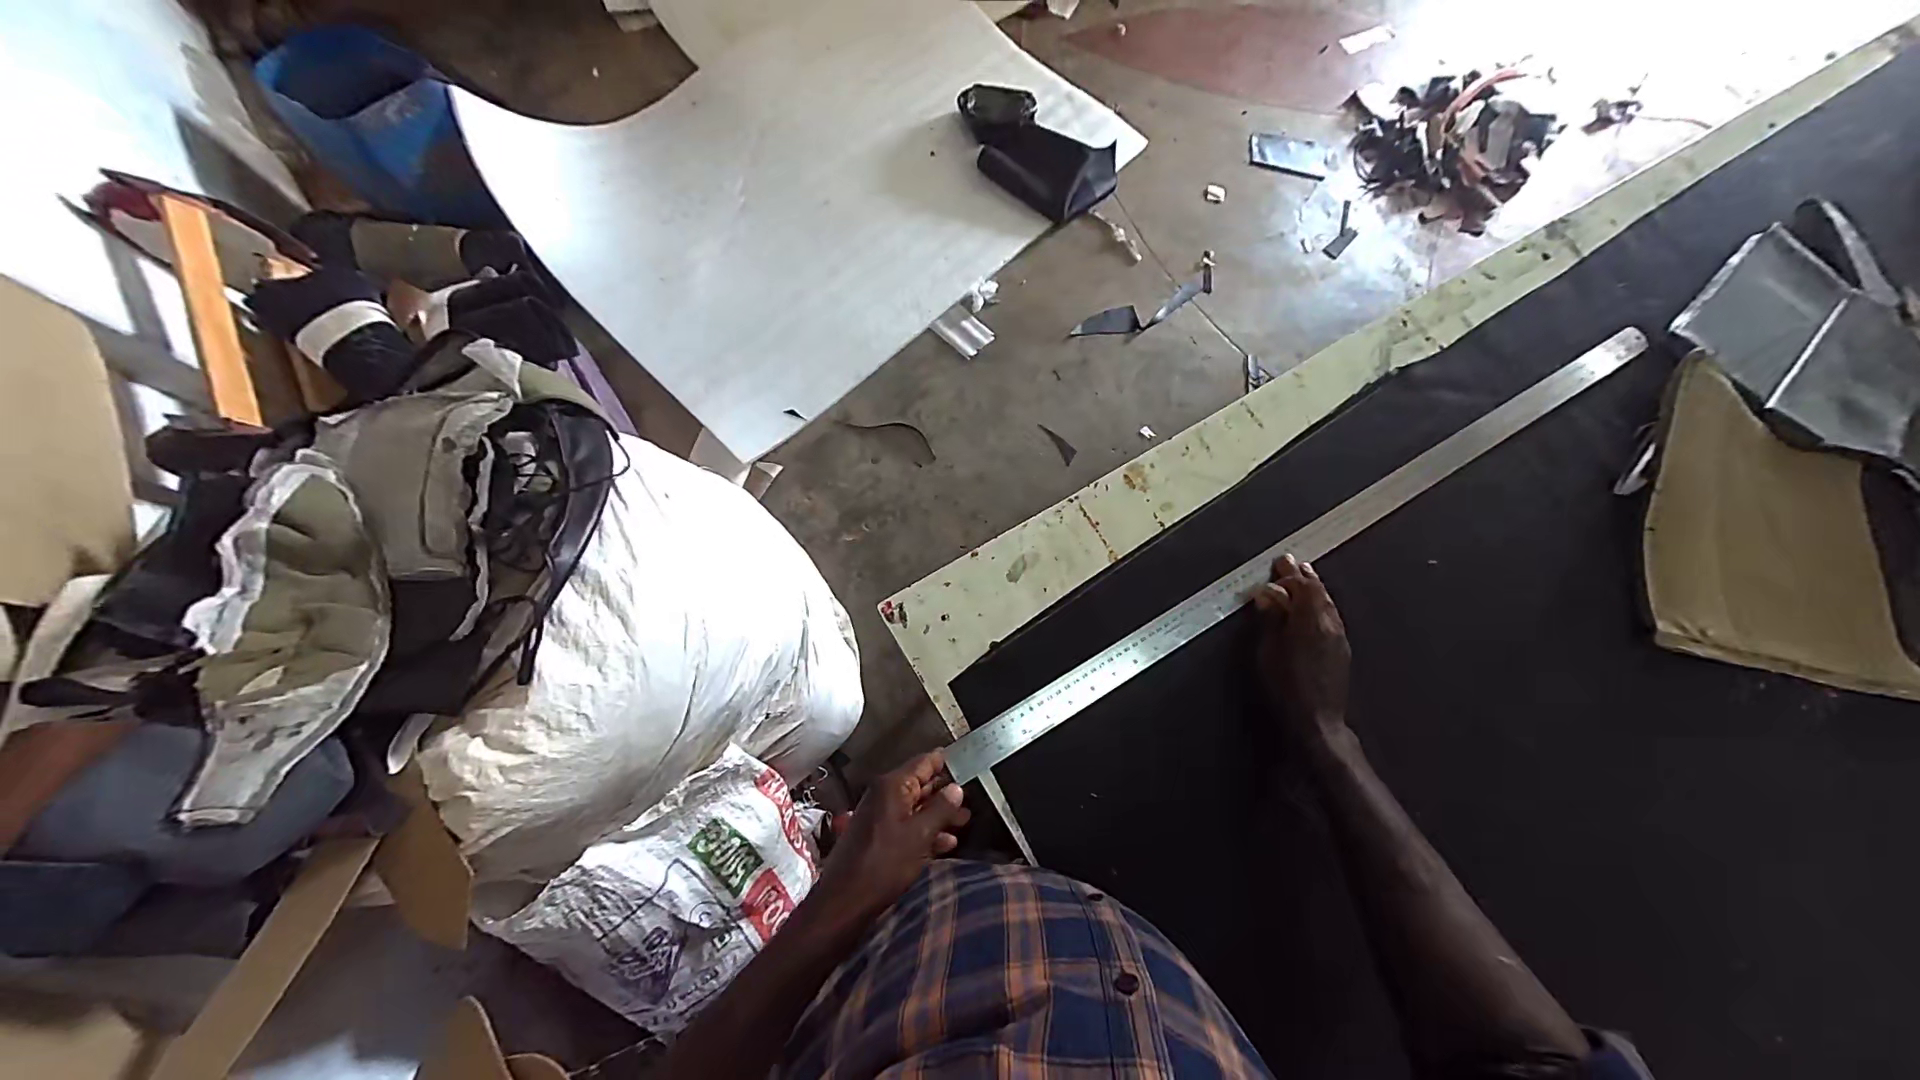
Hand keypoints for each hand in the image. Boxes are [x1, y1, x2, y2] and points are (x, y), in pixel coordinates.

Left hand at [809, 751, 969, 929]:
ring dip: (939, 814)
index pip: (923, 762)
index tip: (968, 763)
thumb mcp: (919, 835)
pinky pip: (907, 825)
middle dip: (946, 792)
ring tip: (964, 821)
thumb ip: (940, 809)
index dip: (946, 762)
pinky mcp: (879, 835)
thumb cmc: (884, 863)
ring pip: (916, 807)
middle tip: (971, 799)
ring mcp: (881, 815)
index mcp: (892, 786)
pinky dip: (925, 831)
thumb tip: (956, 788)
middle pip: (921, 784)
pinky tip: (946, 843)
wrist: (846, 900)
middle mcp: (885, 794)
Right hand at [1251, 554, 1350, 741]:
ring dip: (1314, 588)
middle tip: (1291, 563)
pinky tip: (1314, 605)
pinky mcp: (1341, 649)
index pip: (1304, 587)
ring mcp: (1339, 637)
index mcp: (1311, 621)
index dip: (1290, 575)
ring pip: (1328, 604)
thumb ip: (1271, 619)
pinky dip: (1320, 603)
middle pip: (1319, 592)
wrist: (1317, 720)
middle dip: (1304, 577)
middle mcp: (1330, 624)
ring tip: (1304, 577)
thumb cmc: (1285, 685)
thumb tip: (1268, 593)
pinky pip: (1331, 615)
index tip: (1278, 563)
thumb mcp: (1268, 651)